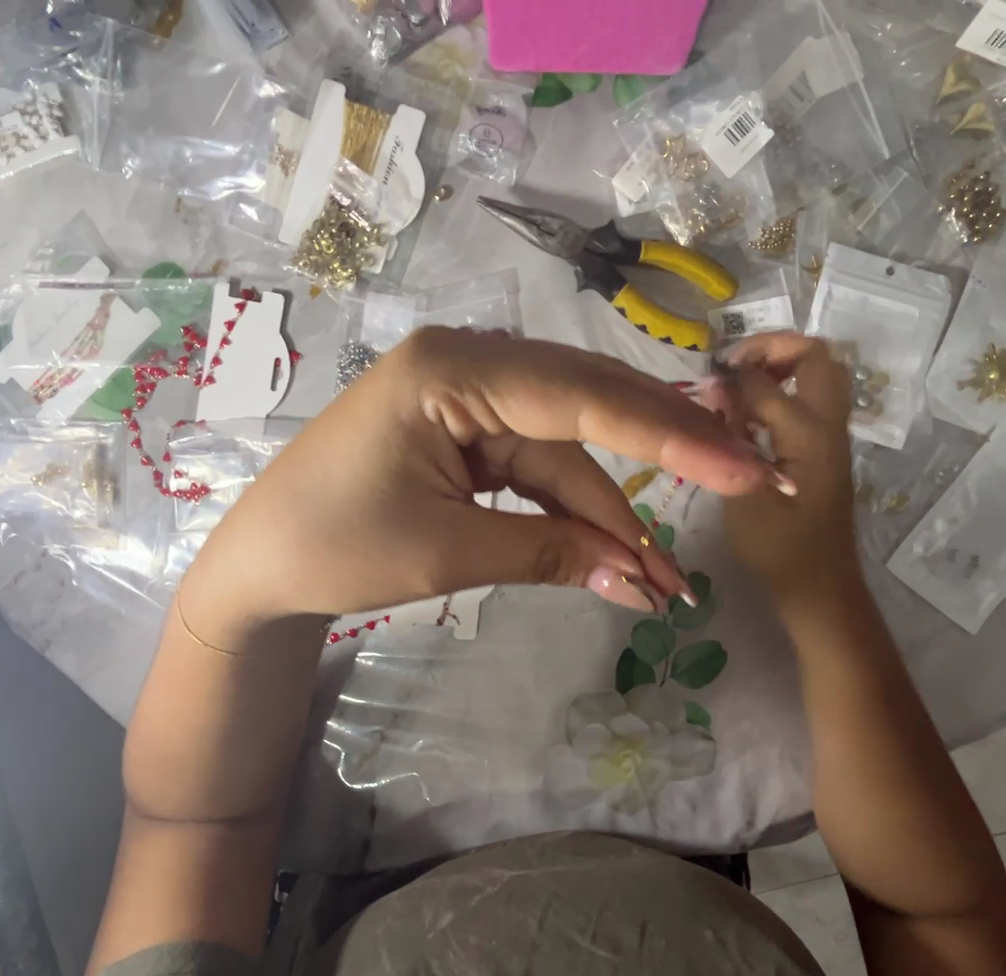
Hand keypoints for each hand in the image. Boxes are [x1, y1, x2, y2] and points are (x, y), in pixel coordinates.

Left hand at [178, 327, 780, 646]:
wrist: (260, 565)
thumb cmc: (336, 547)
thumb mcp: (449, 551)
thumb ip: (551, 551)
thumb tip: (641, 580)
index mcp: (453, 368)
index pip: (582, 397)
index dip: (669, 438)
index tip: (741, 468)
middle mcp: (469, 365)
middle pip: (587, 409)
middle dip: (659, 465)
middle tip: (744, 488)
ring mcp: (469, 399)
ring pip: (567, 451)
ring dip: (614, 514)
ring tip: (661, 579)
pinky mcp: (467, 435)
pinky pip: (538, 470)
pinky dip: (575, 515)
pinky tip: (615, 557)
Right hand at [718, 333, 861, 606]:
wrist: (818, 586)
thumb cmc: (778, 548)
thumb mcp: (744, 494)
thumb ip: (732, 434)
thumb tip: (718, 388)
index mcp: (809, 433)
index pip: (768, 378)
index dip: (734, 372)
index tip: (705, 383)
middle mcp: (828, 425)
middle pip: (816, 357)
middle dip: (774, 348)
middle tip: (734, 367)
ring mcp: (831, 437)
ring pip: (820, 376)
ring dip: (782, 366)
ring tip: (740, 384)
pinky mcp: (824, 451)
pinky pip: (812, 399)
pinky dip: (784, 390)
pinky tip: (749, 414)